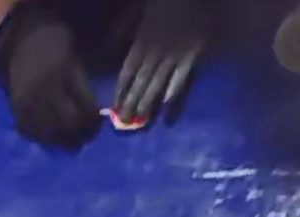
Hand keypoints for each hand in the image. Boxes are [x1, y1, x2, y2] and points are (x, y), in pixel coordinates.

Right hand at [0, 0, 99, 147]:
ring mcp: (30, 105)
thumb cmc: (54, 46)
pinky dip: (46, 139)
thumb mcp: (74, 59)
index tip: (97, 124)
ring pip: (51, 134)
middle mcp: (46, 92)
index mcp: (63, 75)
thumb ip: (82, 86)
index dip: (93, 120)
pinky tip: (54, 137)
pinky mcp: (18, 113)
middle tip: (87, 137)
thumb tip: (92, 114)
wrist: (21, 42)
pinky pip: (35, 134)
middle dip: (80, 134)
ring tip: (72, 142)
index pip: (84, 107)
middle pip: (68, 124)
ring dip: (64, 141)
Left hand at [113, 0, 210, 122]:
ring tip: (142, 118)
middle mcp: (154, 52)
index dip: (120, 91)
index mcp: (140, 43)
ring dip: (148, 102)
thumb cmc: (162, 2)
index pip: (126, 73)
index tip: (114, 107)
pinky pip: (182, 76)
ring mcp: (174, 53)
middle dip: (131, 103)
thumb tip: (106, 52)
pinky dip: (174, 90)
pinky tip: (167, 104)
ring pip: (158, 83)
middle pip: (140, 83)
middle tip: (125, 121)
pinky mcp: (193, 52)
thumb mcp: (136, 14)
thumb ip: (122, 33)